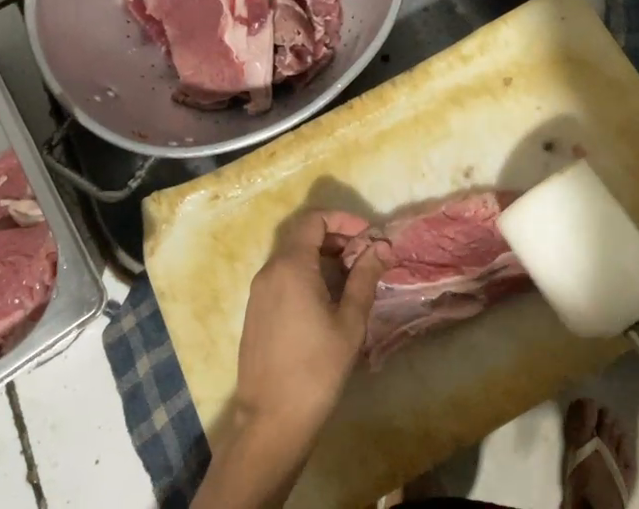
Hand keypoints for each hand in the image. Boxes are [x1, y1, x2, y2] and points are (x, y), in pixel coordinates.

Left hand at [233, 210, 384, 438]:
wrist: (272, 419)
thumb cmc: (317, 368)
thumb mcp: (350, 321)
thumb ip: (365, 277)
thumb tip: (382, 246)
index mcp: (291, 266)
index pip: (314, 219)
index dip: (344, 219)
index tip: (369, 237)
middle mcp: (269, 270)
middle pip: (303, 236)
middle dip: (337, 238)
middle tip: (367, 258)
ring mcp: (258, 291)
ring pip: (293, 256)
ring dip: (324, 257)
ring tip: (354, 279)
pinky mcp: (256, 311)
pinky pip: (283, 277)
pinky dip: (308, 274)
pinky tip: (329, 299)